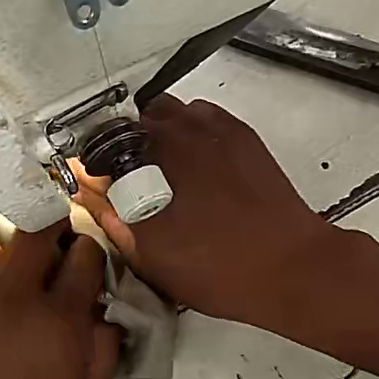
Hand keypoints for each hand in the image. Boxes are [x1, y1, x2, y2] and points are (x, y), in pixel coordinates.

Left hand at [0, 226, 119, 378]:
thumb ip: (103, 355)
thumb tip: (103, 315)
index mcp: (59, 324)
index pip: (83, 256)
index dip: (88, 253)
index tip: (86, 261)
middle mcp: (9, 301)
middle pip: (34, 233)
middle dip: (50, 232)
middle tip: (51, 252)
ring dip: (6, 258)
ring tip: (8, 289)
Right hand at [78, 94, 378, 378]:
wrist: (292, 266)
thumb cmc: (219, 267)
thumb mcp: (154, 255)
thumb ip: (112, 217)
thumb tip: (86, 188)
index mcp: (156, 155)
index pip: (102, 141)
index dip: (90, 158)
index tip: (91, 178)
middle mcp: (183, 128)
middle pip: (134, 117)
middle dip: (120, 140)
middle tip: (123, 175)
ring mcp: (217, 127)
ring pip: (170, 111)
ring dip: (155, 131)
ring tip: (157, 168)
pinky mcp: (242, 136)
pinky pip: (202, 117)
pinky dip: (187, 131)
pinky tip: (192, 163)